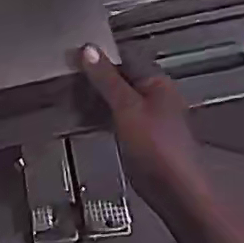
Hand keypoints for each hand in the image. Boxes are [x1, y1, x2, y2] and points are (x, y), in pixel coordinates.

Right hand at [77, 45, 203, 191]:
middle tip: (68, 77)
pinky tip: (85, 120)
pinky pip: (117, 119)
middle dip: (95, 78)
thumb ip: (107, 79)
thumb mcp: (126, 107)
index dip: (100, 55)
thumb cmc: (158, 147)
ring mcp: (148, 119)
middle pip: (121, 79)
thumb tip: (89, 50)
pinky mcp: (141, 139)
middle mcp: (155, 97)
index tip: (74, 55)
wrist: (176, 192)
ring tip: (71, 96)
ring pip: (117, 100)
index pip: (125, 57)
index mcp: (157, 83)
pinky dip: (101, 117)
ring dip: (96, 98)